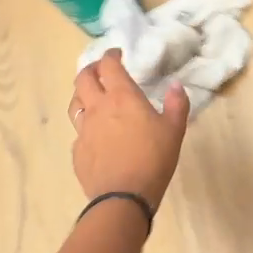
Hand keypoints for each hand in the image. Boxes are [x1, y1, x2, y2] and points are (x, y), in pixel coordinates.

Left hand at [68, 50, 189, 209]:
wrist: (123, 198)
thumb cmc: (153, 158)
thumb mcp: (175, 129)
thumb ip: (177, 103)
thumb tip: (175, 85)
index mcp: (122, 97)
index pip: (109, 65)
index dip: (111, 55)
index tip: (118, 54)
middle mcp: (98, 108)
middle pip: (83, 78)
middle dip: (92, 69)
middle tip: (102, 71)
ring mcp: (84, 130)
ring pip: (75, 102)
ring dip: (83, 94)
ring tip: (93, 97)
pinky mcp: (77, 151)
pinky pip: (78, 131)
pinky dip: (86, 125)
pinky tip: (96, 134)